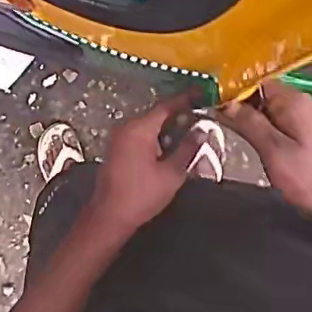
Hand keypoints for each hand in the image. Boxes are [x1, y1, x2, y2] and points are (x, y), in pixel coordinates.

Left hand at [83, 94, 204, 235]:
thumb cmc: (141, 195)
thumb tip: (201, 131)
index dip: (185, 99)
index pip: (166, 106)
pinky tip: (170, 148)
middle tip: (200, 118)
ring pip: (148, 126)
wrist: (109, 216)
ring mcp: (119, 138)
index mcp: (139, 129)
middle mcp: (126, 128)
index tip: (201, 94)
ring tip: (189, 134)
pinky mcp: (117, 150)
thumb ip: (187, 149)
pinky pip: (140, 136)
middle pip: (156, 115)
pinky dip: (156, 137)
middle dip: (178, 115)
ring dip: (167, 129)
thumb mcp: (171, 173)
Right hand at [219, 82, 311, 226]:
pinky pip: (278, 121)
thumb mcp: (273, 151)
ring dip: (250, 118)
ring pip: (268, 109)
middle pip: (262, 94)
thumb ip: (249, 123)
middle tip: (218, 121)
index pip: (257, 82)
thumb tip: (225, 103)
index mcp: (294, 101)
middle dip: (240, 106)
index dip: (234, 92)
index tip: (214, 104)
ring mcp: (305, 117)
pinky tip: (253, 141)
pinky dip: (263, 128)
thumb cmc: (308, 180)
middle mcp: (302, 103)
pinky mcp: (306, 132)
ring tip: (232, 131)